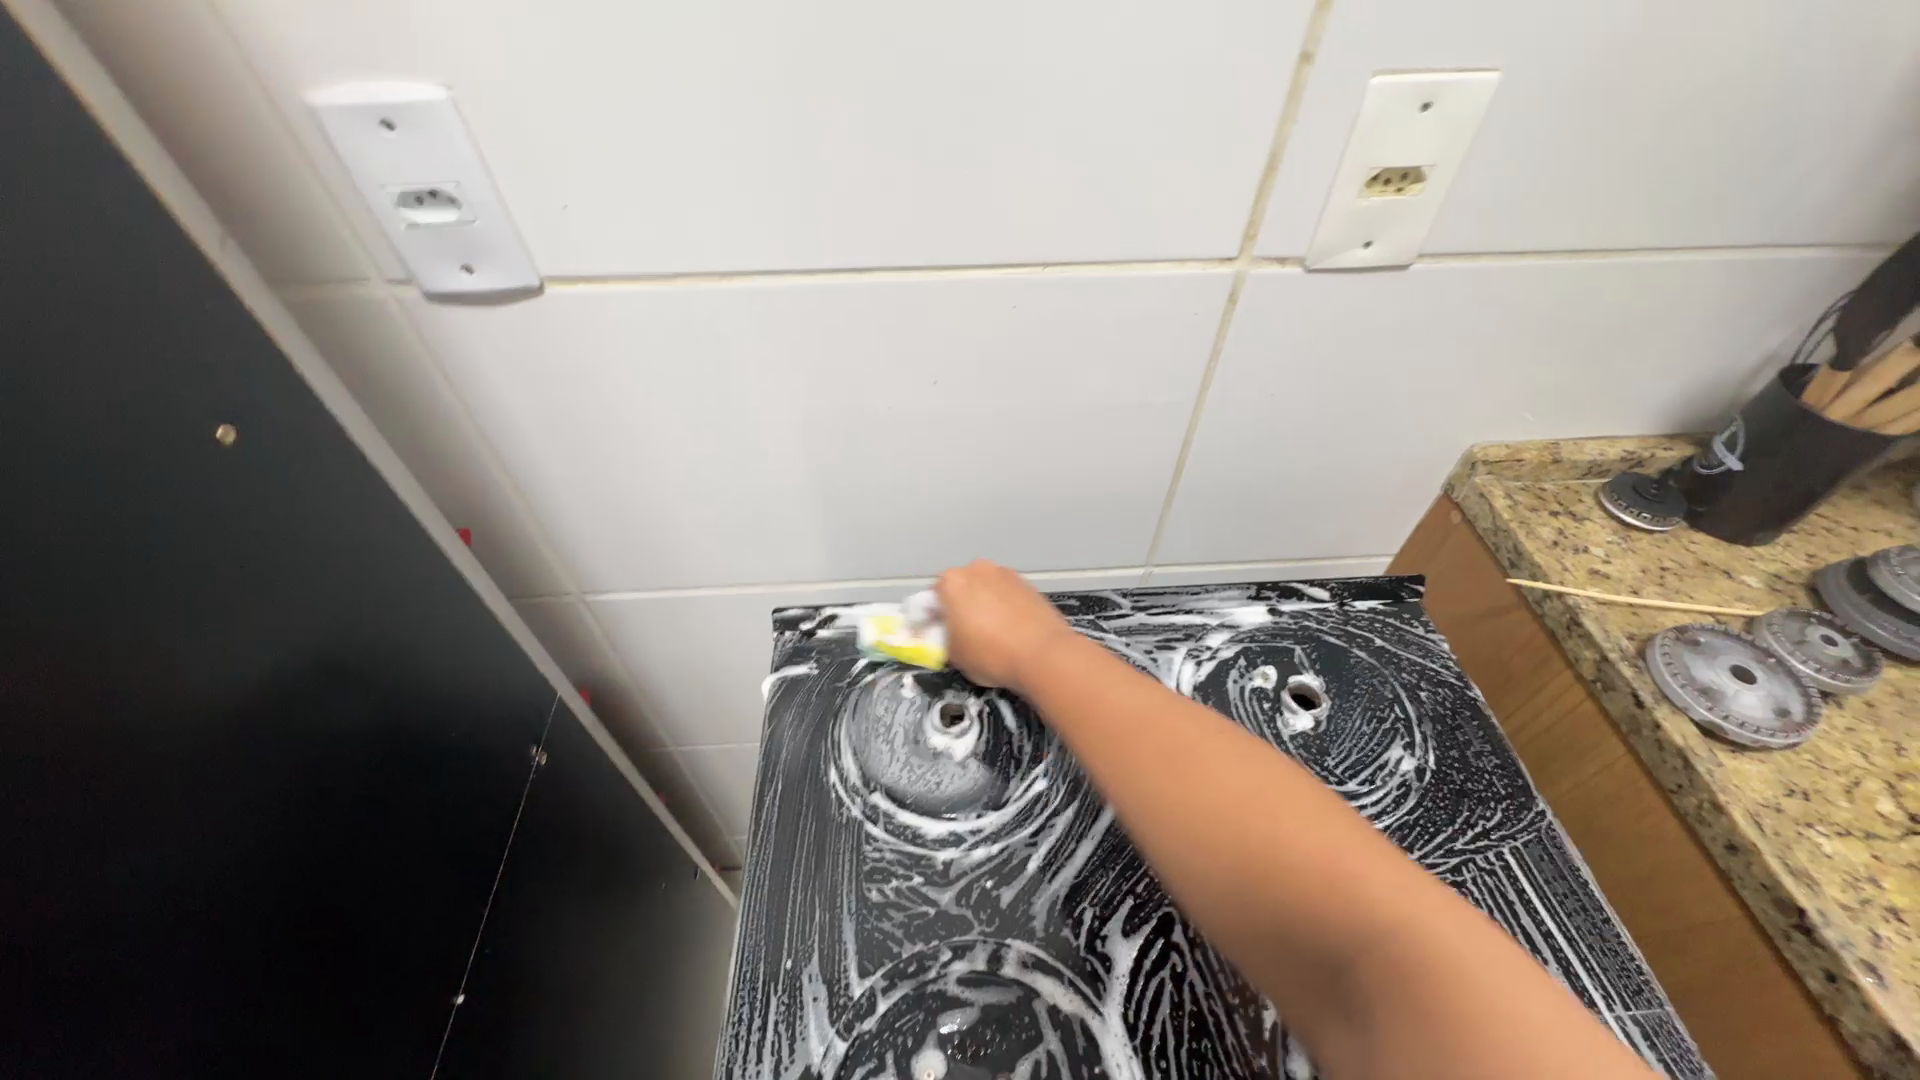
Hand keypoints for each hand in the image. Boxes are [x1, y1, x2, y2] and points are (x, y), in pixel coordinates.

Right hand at [934, 559, 1078, 691]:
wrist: (1044, 654)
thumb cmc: (992, 655)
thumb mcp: (954, 655)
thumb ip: (944, 639)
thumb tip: (950, 634)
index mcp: (951, 583)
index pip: (931, 598)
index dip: (932, 618)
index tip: (938, 633)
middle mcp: (977, 570)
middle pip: (960, 588)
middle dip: (960, 606)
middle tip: (964, 633)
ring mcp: (1005, 574)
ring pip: (986, 589)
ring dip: (984, 604)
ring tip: (992, 633)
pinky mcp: (1028, 584)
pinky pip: (1007, 595)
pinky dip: (1005, 607)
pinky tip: (1012, 630)